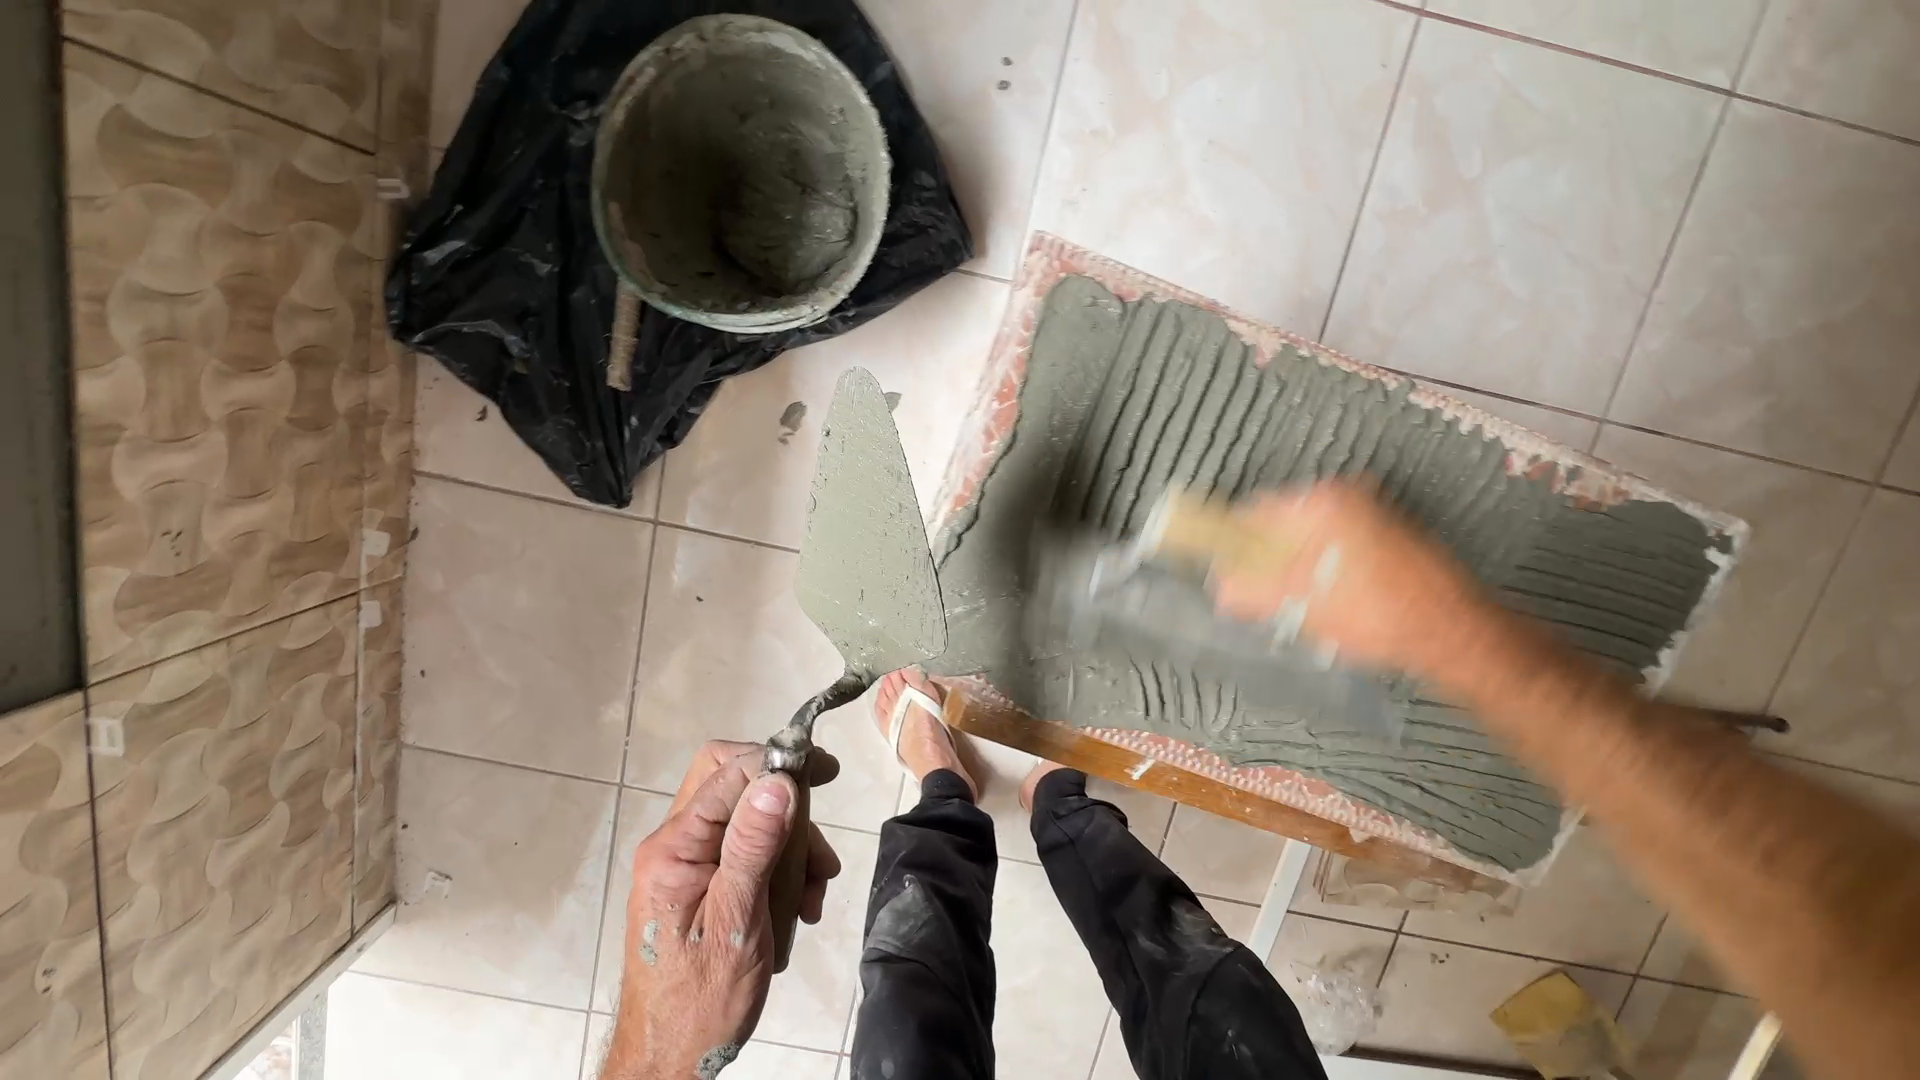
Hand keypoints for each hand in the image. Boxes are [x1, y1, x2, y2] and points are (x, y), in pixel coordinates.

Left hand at [603, 741, 841, 1079]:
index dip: (777, 762)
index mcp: (674, 848)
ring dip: (790, 842)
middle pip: (731, 781)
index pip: (727, 772)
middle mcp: (675, 844)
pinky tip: (801, 904)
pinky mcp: (701, 882)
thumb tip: (778, 779)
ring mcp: (687, 863)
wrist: (669, 1059)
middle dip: (784, 797)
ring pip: (745, 815)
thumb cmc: (700, 1002)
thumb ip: (753, 848)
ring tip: (816, 889)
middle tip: (822, 812)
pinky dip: (780, 867)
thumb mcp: (737, 923)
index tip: (825, 772)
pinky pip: (745, 850)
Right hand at [1207, 480, 1490, 674]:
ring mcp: (1373, 511)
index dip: (1230, 543)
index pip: (1252, 513)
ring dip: (1295, 567)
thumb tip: (1219, 587)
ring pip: (1310, 537)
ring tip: (1297, 605)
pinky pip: (1337, 544)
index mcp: (1321, 502)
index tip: (1223, 571)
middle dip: (1265, 559)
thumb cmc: (1375, 615)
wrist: (1454, 634)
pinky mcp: (1390, 533)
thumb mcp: (1298, 607)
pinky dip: (1324, 567)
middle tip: (1261, 598)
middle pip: (1281, 524)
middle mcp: (1347, 494)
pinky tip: (1330, 602)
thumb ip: (1247, 592)